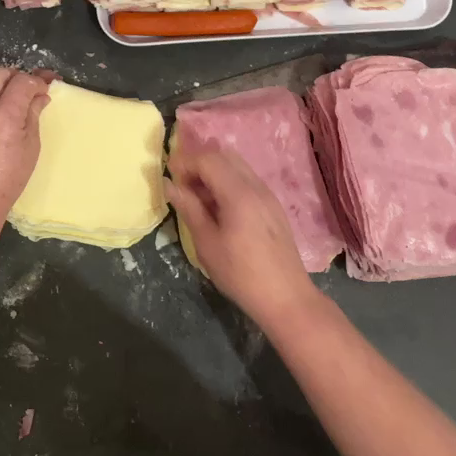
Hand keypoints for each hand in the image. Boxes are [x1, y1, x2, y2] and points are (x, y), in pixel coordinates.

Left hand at [0, 66, 53, 218]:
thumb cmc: (9, 178)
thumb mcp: (31, 146)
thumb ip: (33, 115)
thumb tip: (40, 96)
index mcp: (5, 113)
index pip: (23, 81)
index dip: (37, 82)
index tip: (44, 90)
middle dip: (16, 77)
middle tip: (26, 91)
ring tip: (7, 100)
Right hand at [166, 133, 320, 327]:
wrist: (287, 299)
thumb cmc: (241, 274)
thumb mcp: (207, 243)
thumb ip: (189, 209)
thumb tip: (169, 184)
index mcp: (239, 194)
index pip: (209, 159)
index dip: (185, 162)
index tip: (169, 175)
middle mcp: (256, 186)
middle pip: (224, 156)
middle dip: (200, 163)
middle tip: (182, 184)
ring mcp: (268, 195)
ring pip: (237, 166)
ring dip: (214, 172)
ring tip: (198, 198)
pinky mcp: (273, 206)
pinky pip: (247, 181)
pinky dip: (228, 183)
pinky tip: (219, 208)